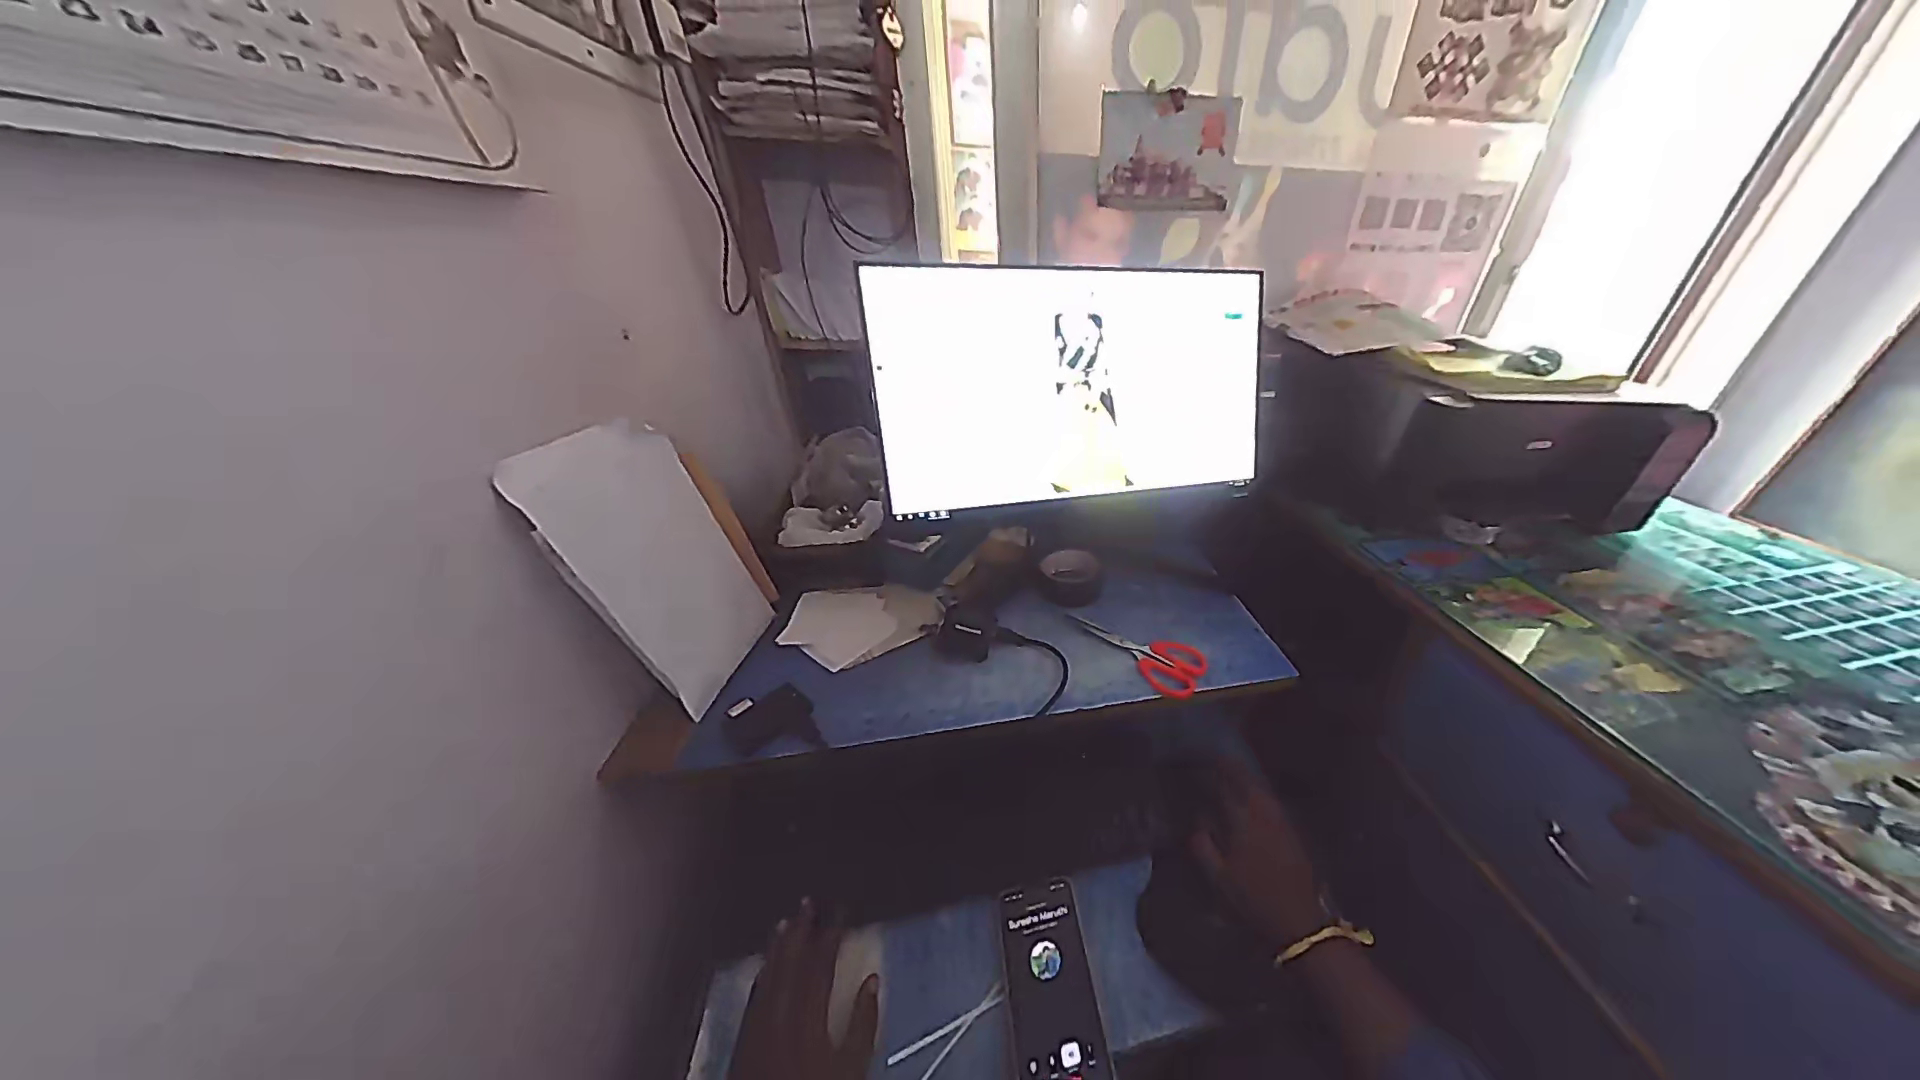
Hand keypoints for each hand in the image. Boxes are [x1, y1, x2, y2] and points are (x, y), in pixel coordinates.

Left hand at [728, 899, 879, 1079]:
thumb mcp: (852, 1066)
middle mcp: (781, 1008)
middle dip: (802, 928)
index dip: (833, 931)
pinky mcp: (744, 1037)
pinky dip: (763, 971)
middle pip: (792, 959)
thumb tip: (872, 980)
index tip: (842, 910)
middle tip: (809, 902)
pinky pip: (755, 992)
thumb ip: (864, 1022)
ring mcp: (759, 1022)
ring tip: (787, 921)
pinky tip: (765, 965)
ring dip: (779, 944)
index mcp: (810, 1010)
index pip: (822, 960)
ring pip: (770, 971)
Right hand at [1188, 758, 1326, 942]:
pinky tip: (1252, 796)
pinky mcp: (1292, 833)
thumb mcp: (1218, 877)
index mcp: (1243, 822)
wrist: (1299, 924)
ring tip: (1230, 771)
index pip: (1222, 787)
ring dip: (1245, 777)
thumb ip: (1203, 845)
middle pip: (1246, 780)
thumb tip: (1197, 821)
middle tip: (1214, 759)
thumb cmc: (1253, 901)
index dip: (1207, 773)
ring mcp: (1281, 823)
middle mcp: (1263, 815)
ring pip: (1262, 789)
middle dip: (1229, 767)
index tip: (1193, 764)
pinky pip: (1271, 801)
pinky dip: (1258, 792)